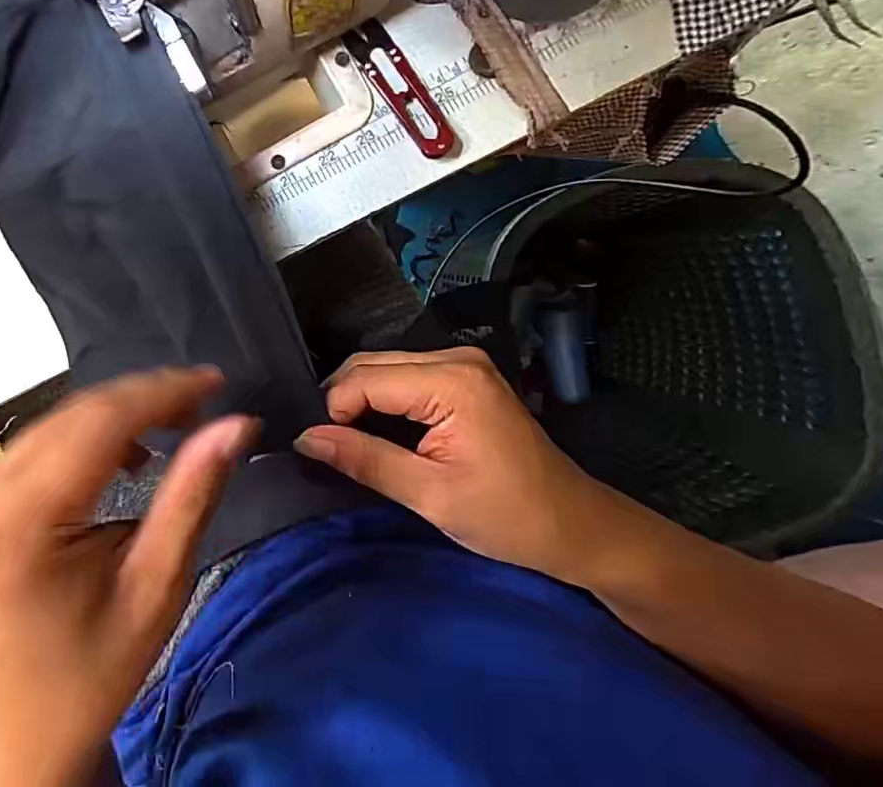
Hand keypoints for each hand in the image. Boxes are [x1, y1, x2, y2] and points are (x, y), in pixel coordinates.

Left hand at [0, 367, 256, 786]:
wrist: (22, 737)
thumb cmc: (92, 673)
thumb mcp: (155, 588)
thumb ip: (193, 496)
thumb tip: (235, 426)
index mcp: (20, 521)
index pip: (100, 422)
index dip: (164, 392)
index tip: (215, 382)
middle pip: (77, 415)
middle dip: (147, 400)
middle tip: (204, 404)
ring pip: (59, 422)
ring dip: (120, 415)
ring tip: (175, 425)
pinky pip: (39, 444)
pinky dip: (88, 437)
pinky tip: (124, 455)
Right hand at [293, 348, 654, 583]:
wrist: (576, 525)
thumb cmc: (509, 517)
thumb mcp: (431, 495)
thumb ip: (366, 460)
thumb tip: (307, 439)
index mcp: (451, 381)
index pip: (364, 379)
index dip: (334, 413)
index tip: (324, 453)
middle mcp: (455, 358)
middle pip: (370, 365)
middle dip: (342, 403)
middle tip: (330, 449)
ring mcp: (462, 363)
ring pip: (384, 368)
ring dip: (360, 401)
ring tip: (349, 442)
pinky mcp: (464, 376)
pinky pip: (404, 376)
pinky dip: (382, 400)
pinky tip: (376, 430)